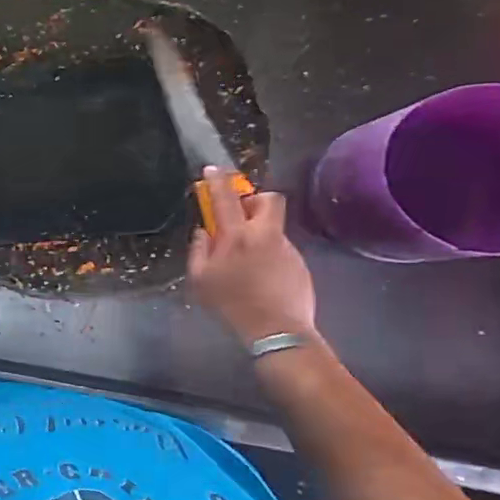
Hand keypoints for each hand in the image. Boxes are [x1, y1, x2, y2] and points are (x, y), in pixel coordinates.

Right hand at [187, 167, 318, 344]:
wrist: (277, 330)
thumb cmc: (230, 303)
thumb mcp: (199, 278)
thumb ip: (198, 249)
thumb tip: (204, 232)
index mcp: (237, 236)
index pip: (226, 198)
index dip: (218, 181)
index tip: (213, 170)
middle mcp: (266, 236)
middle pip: (269, 200)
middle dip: (254, 200)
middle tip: (239, 216)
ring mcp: (288, 249)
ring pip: (272, 228)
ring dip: (257, 233)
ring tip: (244, 261)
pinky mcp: (300, 264)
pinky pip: (279, 248)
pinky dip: (267, 254)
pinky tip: (259, 277)